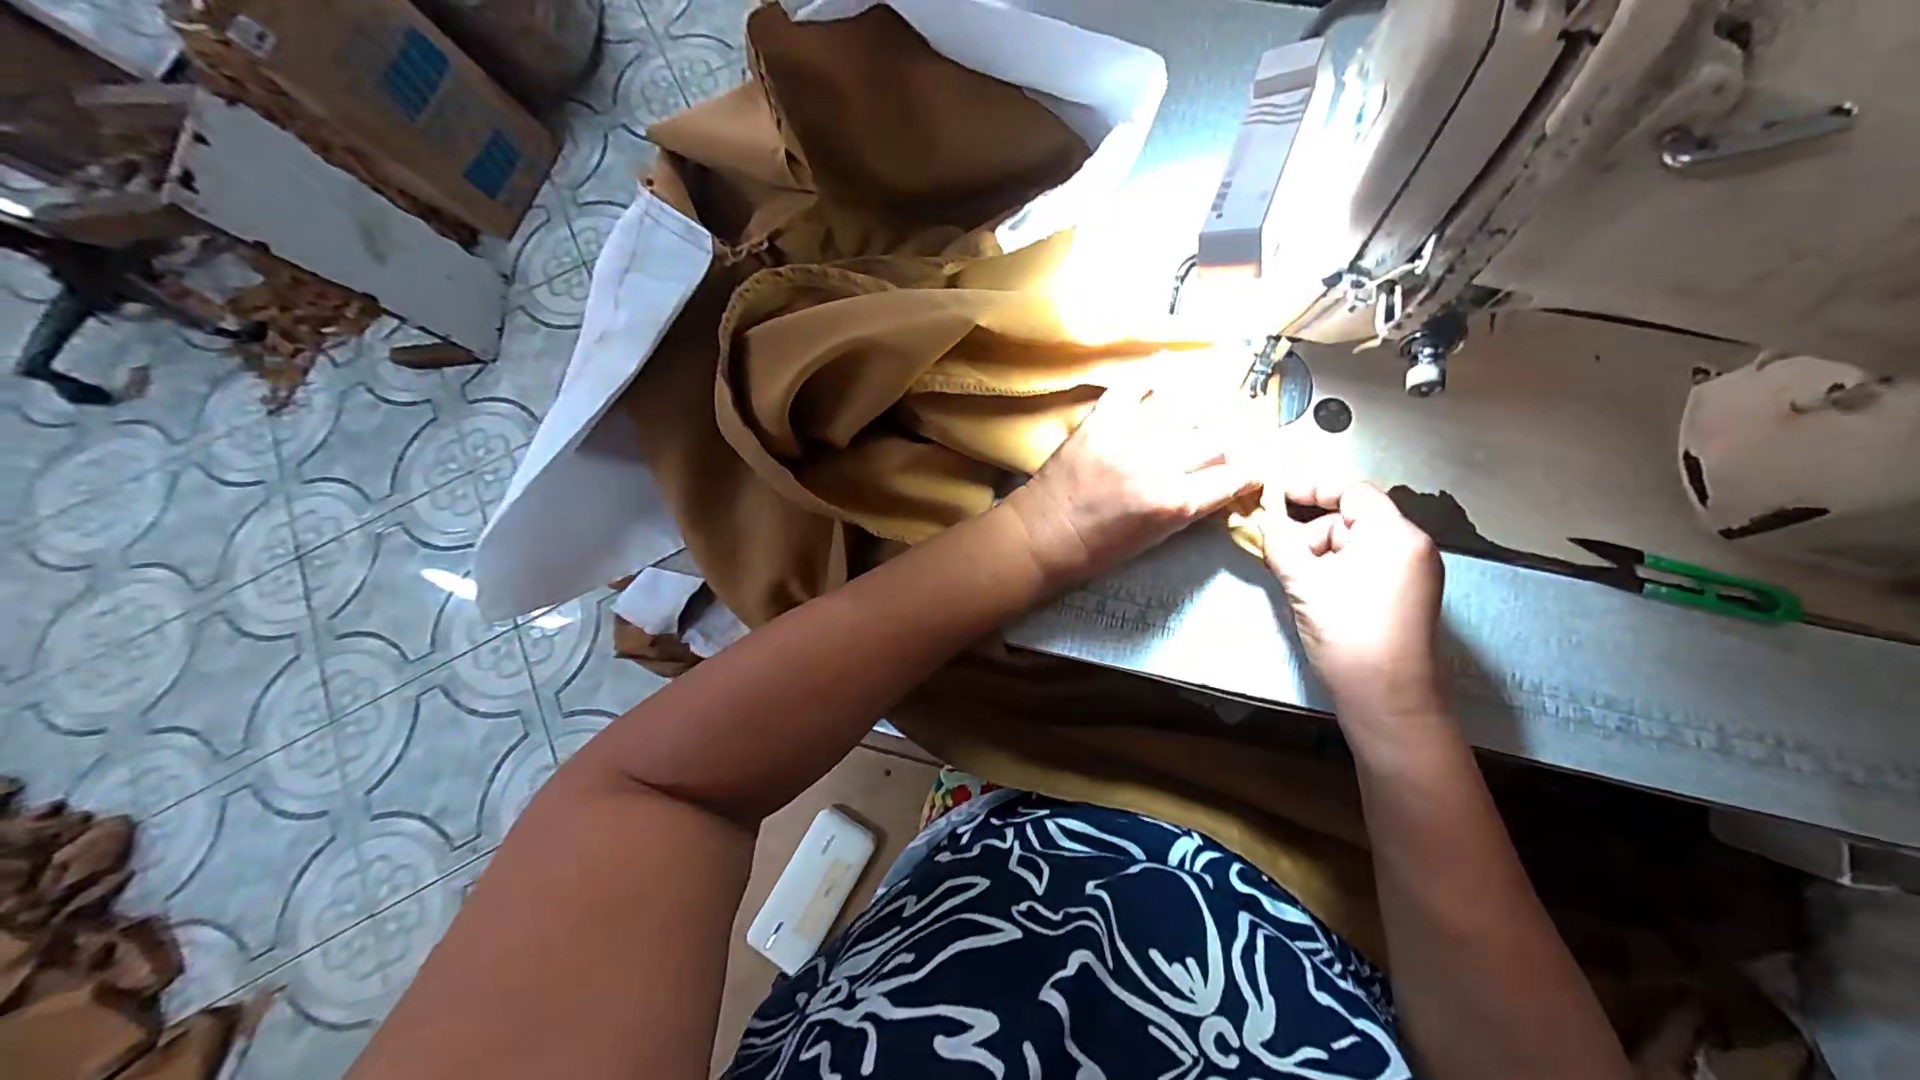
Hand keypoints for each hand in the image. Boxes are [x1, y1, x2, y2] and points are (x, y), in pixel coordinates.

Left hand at [1004, 383, 1264, 588]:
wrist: (1043, 535)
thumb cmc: (1100, 548)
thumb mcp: (1158, 537)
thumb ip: (1193, 505)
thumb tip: (1224, 481)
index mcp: (1176, 502)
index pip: (1235, 474)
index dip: (1252, 470)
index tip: (1253, 467)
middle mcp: (1159, 464)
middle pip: (1219, 435)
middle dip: (1232, 437)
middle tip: (1230, 435)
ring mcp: (1129, 437)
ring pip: (1186, 402)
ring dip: (1206, 398)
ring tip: (1216, 390)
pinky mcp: (1101, 419)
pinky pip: (1135, 383)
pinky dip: (1155, 372)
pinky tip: (1169, 366)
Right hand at [1257, 479, 1444, 726]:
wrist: (1386, 698)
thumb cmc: (1346, 633)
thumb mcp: (1303, 582)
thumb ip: (1279, 542)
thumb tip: (1260, 519)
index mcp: (1395, 534)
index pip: (1352, 491)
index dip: (1312, 489)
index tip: (1276, 496)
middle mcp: (1412, 546)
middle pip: (1351, 520)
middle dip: (1312, 534)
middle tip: (1281, 557)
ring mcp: (1413, 573)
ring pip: (1354, 546)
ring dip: (1321, 556)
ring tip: (1298, 585)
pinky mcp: (1406, 596)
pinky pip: (1364, 567)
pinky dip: (1336, 572)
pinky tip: (1315, 594)